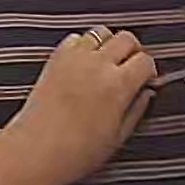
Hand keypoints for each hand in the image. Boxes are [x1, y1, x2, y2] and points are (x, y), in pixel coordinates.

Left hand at [0, 27, 154, 184]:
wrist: (34, 151)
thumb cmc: (73, 152)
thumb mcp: (117, 138)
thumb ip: (136, 110)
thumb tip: (145, 94)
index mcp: (118, 85)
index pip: (145, 61)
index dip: (149, 70)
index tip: (146, 79)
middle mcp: (99, 65)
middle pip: (127, 38)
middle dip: (133, 51)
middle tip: (131, 66)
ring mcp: (76, 58)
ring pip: (102, 32)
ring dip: (109, 43)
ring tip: (108, 61)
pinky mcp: (57, 58)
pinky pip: (76, 38)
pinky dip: (83, 44)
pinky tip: (83, 61)